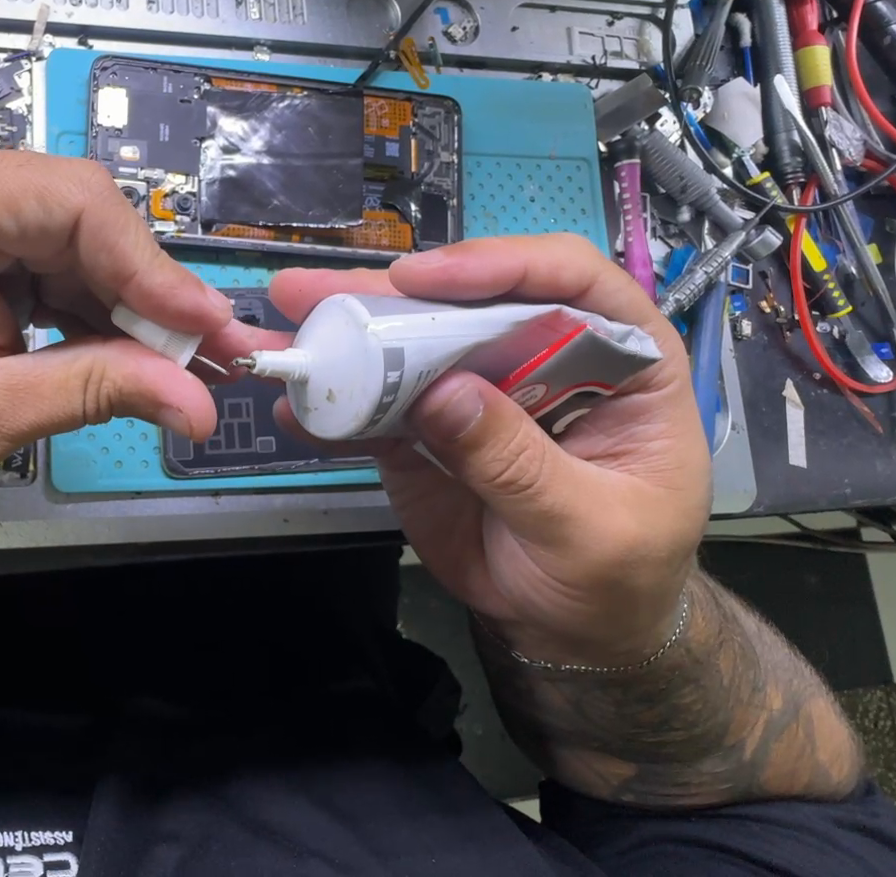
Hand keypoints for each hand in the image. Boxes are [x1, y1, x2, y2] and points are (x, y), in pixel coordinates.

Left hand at [0, 147, 250, 525]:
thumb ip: (97, 391)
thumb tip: (199, 401)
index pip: (70, 202)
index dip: (150, 265)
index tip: (205, 328)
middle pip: (80, 217)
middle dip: (146, 290)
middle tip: (209, 352)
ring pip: (75, 243)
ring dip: (127, 305)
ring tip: (180, 362)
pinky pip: (50, 267)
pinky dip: (91, 312)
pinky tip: (128, 353)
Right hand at [266, 235, 709, 666]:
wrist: (565, 628)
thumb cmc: (613, 574)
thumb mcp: (588, 526)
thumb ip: (518, 462)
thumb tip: (442, 394)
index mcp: (616, 361)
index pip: (569, 283)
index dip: (499, 265)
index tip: (423, 280)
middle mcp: (538, 357)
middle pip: (463, 303)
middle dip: (385, 294)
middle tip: (310, 289)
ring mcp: (472, 391)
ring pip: (407, 346)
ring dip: (340, 337)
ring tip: (279, 330)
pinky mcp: (422, 429)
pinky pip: (374, 409)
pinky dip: (332, 410)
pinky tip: (293, 408)